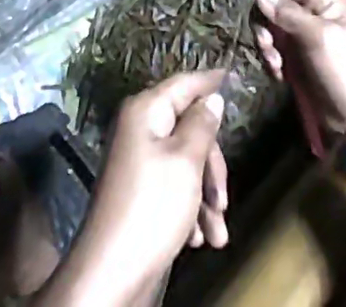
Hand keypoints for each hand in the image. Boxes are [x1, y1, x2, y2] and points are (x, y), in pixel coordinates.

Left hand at [42, 71, 228, 306]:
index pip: (185, 83)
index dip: (210, 80)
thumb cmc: (152, 207)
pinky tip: (198, 238)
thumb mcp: (186, 161)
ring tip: (216, 233)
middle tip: (222, 199)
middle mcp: (140, 128)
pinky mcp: (142, 189)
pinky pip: (175, 185)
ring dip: (206, 196)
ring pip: (187, 161)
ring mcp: (140, 159)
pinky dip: (191, 209)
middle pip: (190, 127)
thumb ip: (202, 125)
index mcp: (146, 111)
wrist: (111, 272)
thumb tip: (212, 97)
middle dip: (213, 165)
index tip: (234, 74)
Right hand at [249, 0, 345, 154]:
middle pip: (274, 3)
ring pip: (270, 28)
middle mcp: (312, 15)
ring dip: (268, 44)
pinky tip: (279, 73)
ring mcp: (304, 38)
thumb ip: (288, 13)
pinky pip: (274, 50)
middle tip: (266, 41)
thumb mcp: (319, 37)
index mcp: (324, 2)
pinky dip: (272, 59)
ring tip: (276, 62)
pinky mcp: (297, 60)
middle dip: (265, 20)